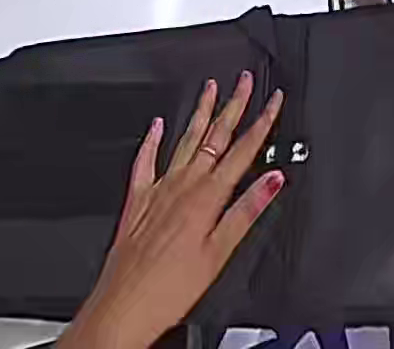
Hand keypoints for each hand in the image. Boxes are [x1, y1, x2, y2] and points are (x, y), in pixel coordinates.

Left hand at [60, 73, 284, 348]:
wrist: (119, 313)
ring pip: (185, 140)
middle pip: (216, 135)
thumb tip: (274, 179)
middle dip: (234, 103)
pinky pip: (145, 162)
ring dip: (200, 112)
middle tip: (244, 79)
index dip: (263, 120)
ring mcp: (159, 189)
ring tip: (210, 88)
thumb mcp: (220, 254)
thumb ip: (247, 211)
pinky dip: (151, 141)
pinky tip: (156, 125)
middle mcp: (184, 185)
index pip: (244, 148)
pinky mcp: (138, 201)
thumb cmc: (169, 290)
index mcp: (208, 197)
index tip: (274, 99)